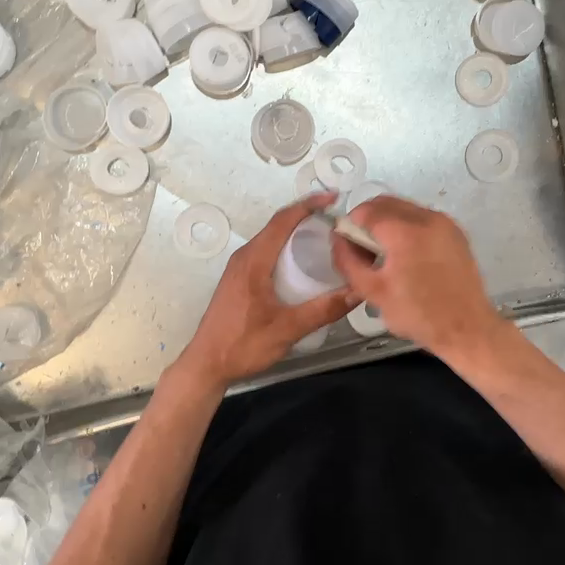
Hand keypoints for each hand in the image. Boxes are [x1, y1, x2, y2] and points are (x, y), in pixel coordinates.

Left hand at [176, 193, 356, 389]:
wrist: (206, 365)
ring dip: (296, 233)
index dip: (308, 205)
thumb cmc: (243, 345)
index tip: (333, 198)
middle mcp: (244, 258)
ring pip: (271, 240)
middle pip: (277, 226)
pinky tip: (302, 264)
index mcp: (254, 261)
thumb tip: (357, 291)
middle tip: (337, 222)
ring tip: (326, 239)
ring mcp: (239, 269)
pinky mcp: (239, 280)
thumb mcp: (288, 329)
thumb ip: (323, 310)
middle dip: (307, 217)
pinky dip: (286, 249)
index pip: (282, 221)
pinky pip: (266, 253)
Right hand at [330, 197, 506, 355]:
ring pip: (405, 208)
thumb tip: (337, 239)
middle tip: (363, 248)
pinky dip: (408, 226)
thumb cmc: (418, 314)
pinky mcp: (456, 232)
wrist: (467, 327)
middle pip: (386, 203)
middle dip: (368, 219)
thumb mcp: (373, 292)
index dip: (350, 224)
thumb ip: (348, 261)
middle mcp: (426, 218)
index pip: (366, 211)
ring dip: (388, 221)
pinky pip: (423, 217)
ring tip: (386, 253)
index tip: (348, 245)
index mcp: (404, 232)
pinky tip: (408, 255)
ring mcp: (445, 223)